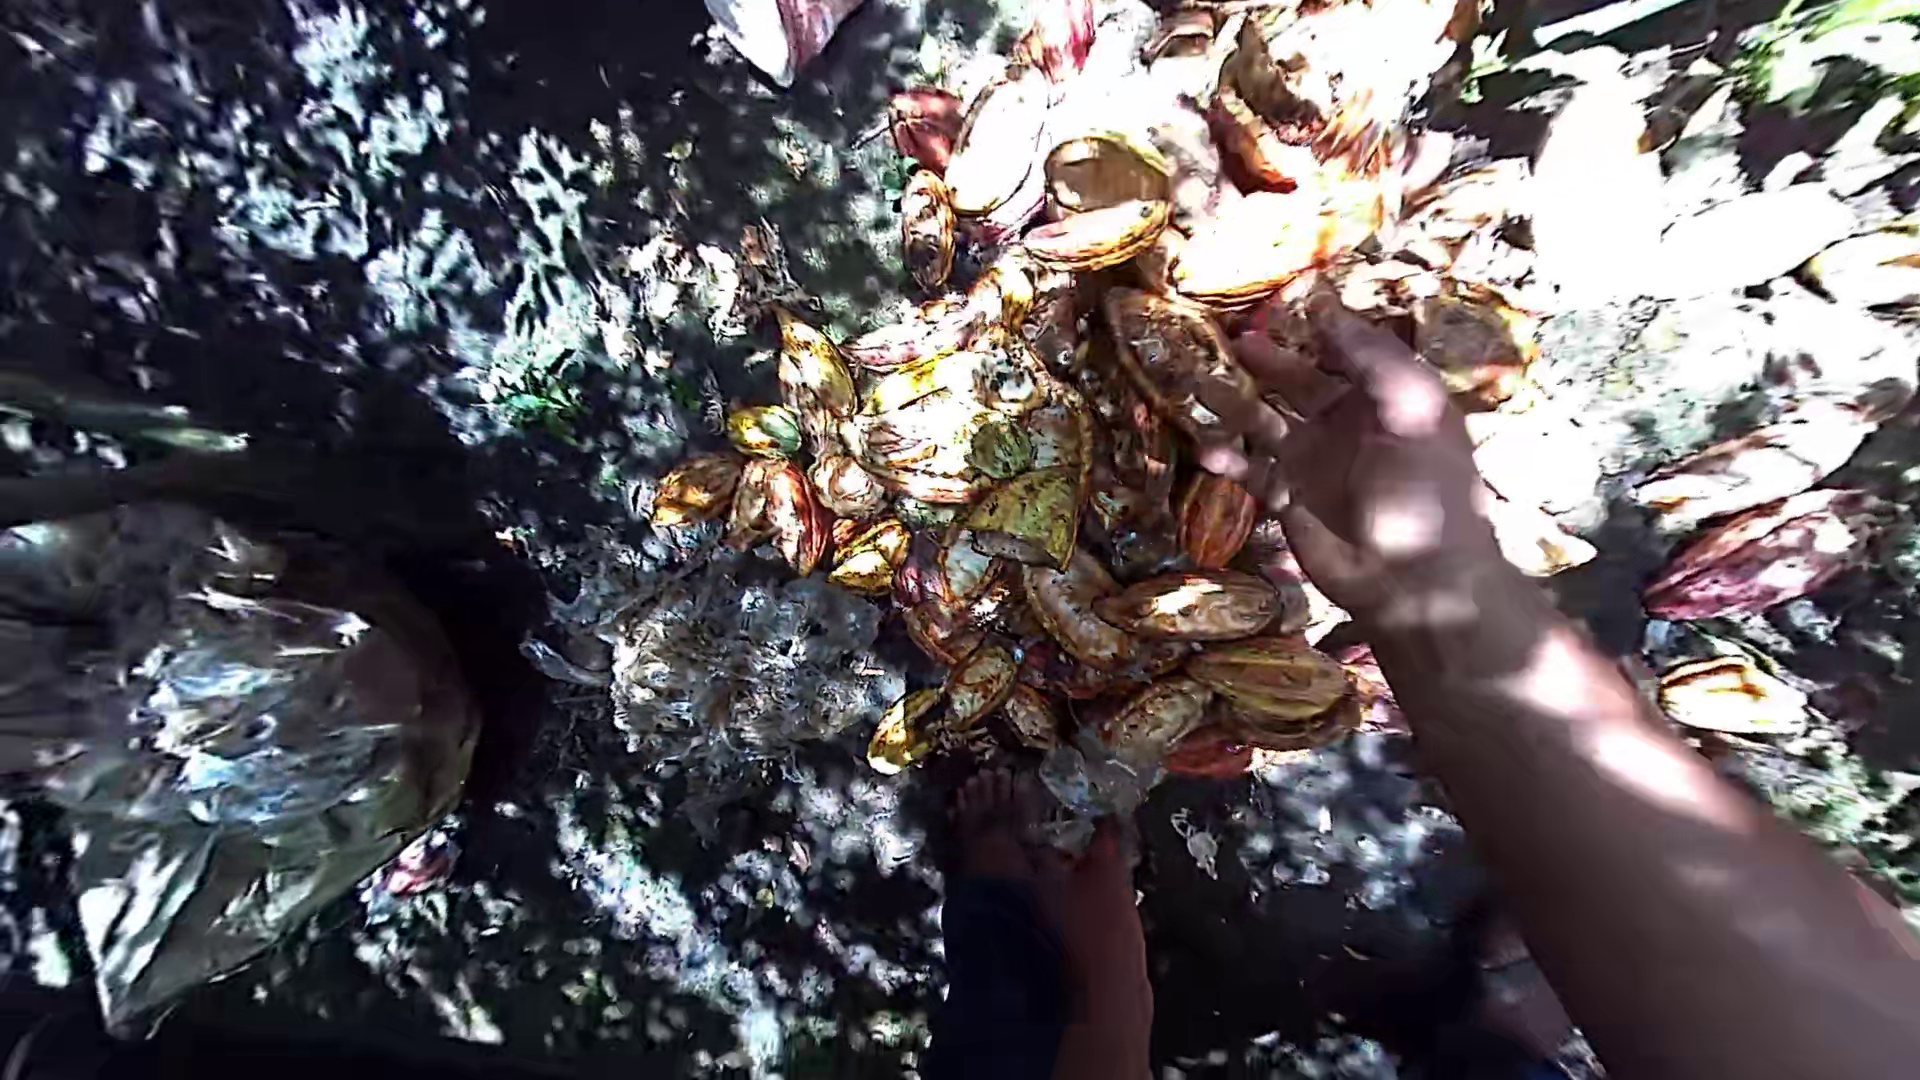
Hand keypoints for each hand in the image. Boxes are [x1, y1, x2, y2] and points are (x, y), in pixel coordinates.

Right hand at [1194, 287, 1520, 645]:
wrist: (1409, 576)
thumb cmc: (1423, 491)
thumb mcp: (1414, 413)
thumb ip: (1376, 361)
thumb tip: (1327, 315)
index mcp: (1380, 400)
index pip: (1343, 354)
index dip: (1315, 331)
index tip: (1281, 307)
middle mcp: (1340, 424)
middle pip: (1293, 383)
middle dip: (1263, 363)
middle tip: (1229, 343)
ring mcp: (1309, 461)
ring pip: (1261, 422)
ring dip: (1232, 405)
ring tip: (1198, 386)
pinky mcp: (1284, 494)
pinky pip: (1249, 469)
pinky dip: (1227, 460)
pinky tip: (1209, 453)